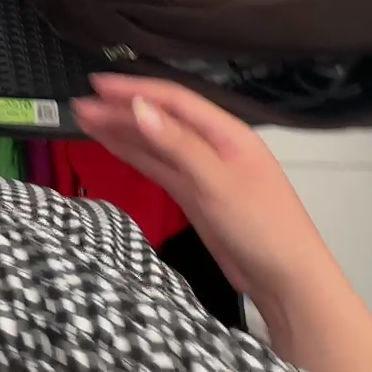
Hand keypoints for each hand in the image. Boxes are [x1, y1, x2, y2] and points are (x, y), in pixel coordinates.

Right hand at [71, 74, 340, 303]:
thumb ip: (176, 144)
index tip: (98, 84)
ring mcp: (200, 170)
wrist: (290, 288)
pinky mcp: (192, 192)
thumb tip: (138, 108)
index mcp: (227, 134)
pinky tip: (108, 142)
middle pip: (158, 118)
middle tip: (81, 104)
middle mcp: (212, 146)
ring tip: (84, 117)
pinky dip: (130, 151)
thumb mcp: (218, 182)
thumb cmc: (266, 231)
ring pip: (152, 141)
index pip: (172, 100)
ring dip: (119, 128)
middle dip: (119, 109)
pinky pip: (155, 164)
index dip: (133, 88)